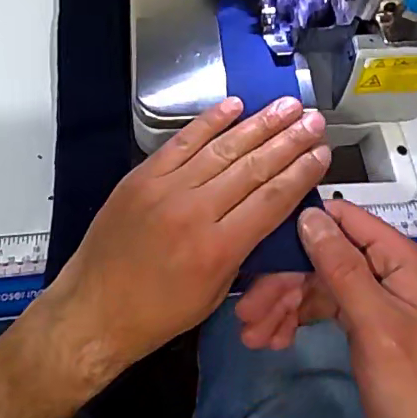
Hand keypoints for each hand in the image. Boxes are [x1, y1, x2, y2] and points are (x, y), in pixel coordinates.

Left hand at [35, 95, 329, 390]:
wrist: (94, 308)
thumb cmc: (158, 312)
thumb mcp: (215, 292)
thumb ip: (244, 247)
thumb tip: (270, 208)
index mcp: (217, 248)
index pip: (271, 199)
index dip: (301, 172)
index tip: (322, 152)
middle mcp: (195, 210)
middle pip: (253, 167)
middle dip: (288, 140)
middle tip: (313, 120)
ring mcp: (166, 187)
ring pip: (222, 148)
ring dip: (258, 124)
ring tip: (286, 106)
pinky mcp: (143, 175)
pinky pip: (182, 142)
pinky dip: (209, 121)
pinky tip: (234, 105)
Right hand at [241, 201, 416, 417]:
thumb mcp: (376, 325)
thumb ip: (343, 268)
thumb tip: (310, 217)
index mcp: (399, 260)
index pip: (344, 219)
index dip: (302, 225)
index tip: (262, 239)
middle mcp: (384, 272)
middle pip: (322, 255)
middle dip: (284, 279)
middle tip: (249, 307)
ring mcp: (371, 299)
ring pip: (316, 283)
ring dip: (283, 303)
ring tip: (252, 331)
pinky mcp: (360, 325)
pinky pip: (321, 308)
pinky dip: (296, 319)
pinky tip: (274, 338)